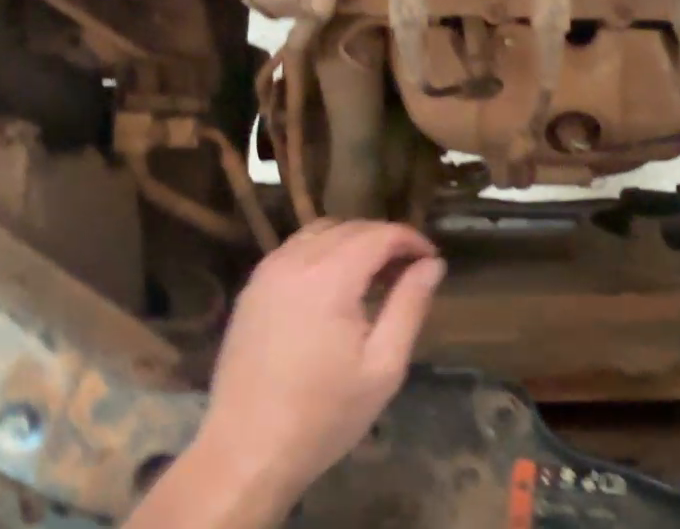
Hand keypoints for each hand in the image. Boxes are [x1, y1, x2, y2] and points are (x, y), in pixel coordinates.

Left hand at [130, 220, 445, 528]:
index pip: (379, 234)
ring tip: (374, 275)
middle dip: (384, 239)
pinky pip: (294, 250)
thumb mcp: (383, 367)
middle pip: (350, 227)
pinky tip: (335, 285)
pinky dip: (322, 251)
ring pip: (319, 232)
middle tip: (409, 270)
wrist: (246, 451)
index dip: (410, 239)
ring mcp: (267, 272)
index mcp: (329, 277)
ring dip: (352, 241)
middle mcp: (295, 261)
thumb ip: (409, 306)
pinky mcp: (251, 289)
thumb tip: (432, 265)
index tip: (431, 260)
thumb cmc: (323, 415)